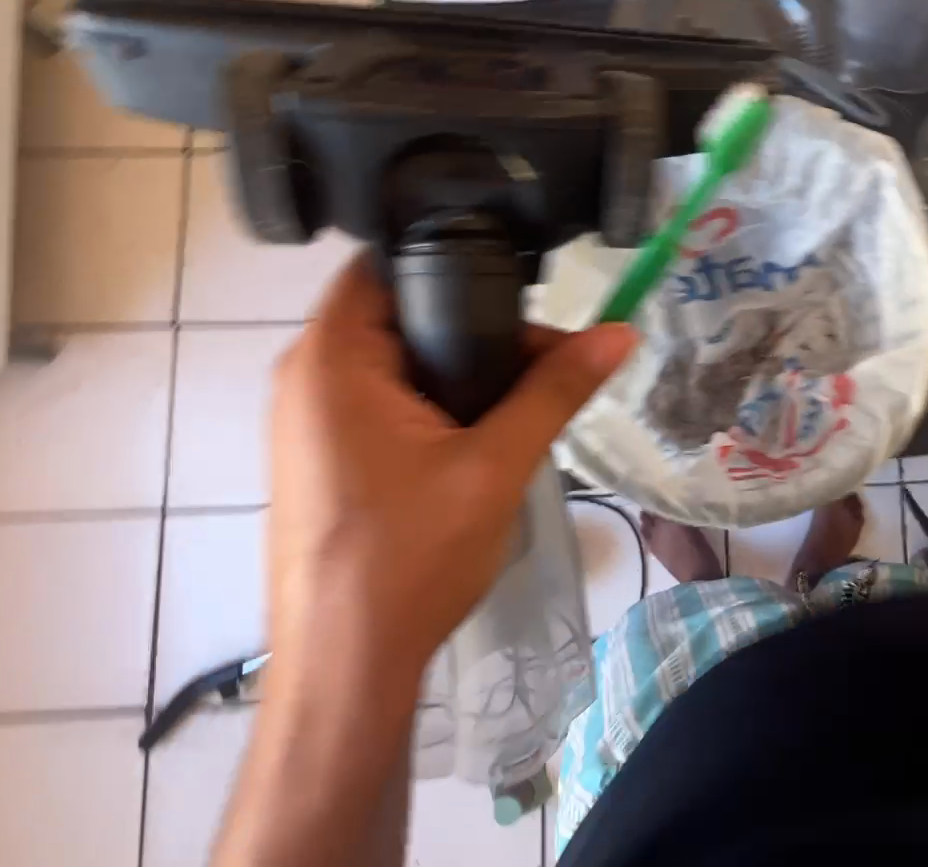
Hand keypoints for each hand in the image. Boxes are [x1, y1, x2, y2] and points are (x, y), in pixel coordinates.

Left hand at [267, 254, 636, 691]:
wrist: (347, 667)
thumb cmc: (410, 558)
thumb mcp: (496, 465)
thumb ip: (556, 391)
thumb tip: (619, 334)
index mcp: (332, 361)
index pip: (385, 265)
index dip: (453, 259)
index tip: (522, 284)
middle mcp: (308, 379)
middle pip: (400, 314)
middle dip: (477, 325)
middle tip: (546, 355)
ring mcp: (312, 422)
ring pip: (399, 362)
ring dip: (464, 369)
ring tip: (529, 395)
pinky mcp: (327, 458)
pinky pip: (387, 401)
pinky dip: (439, 402)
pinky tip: (488, 434)